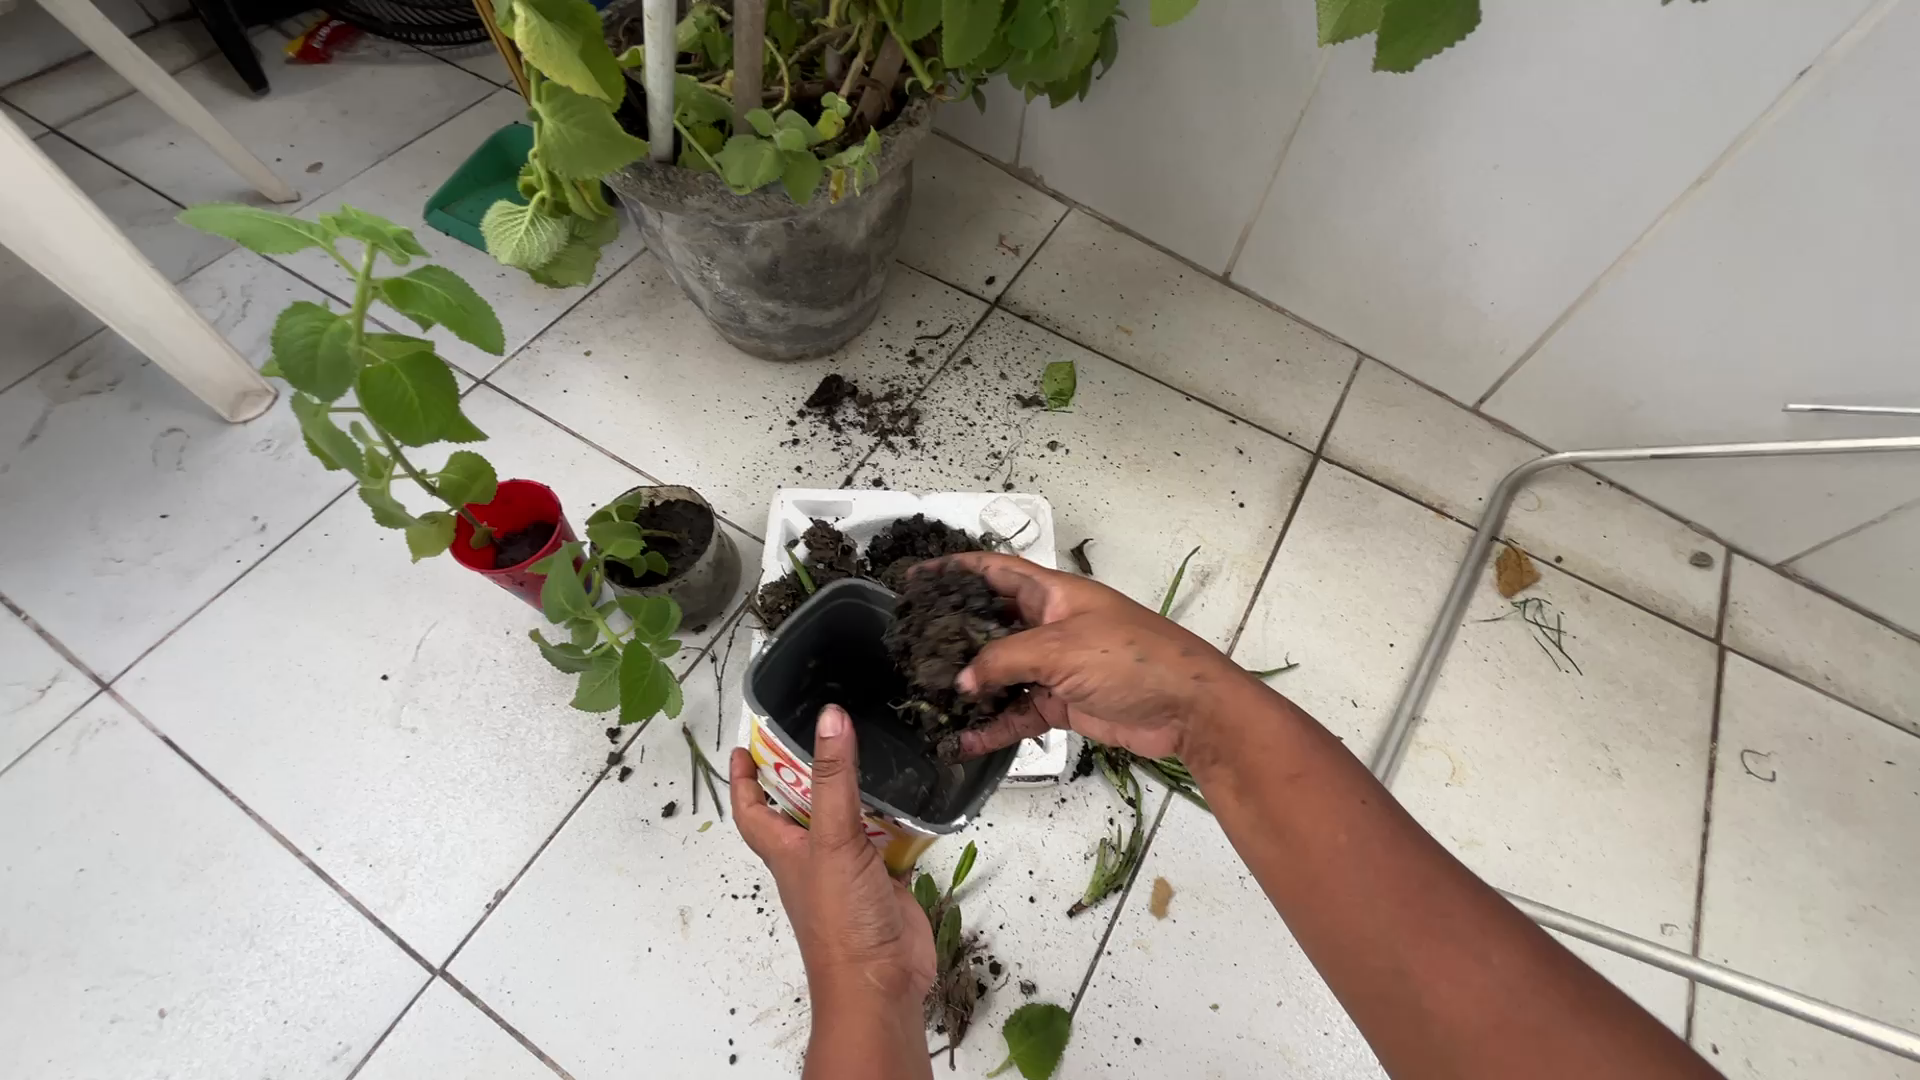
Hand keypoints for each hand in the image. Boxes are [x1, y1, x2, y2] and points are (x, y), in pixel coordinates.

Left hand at [730, 706, 935, 1002]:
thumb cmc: (840, 917)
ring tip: (868, 748)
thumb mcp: (831, 839)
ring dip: (854, 789)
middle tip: (819, 731)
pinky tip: (911, 792)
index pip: (752, 810)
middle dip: (804, 773)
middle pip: (801, 809)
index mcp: (786, 850)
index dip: (744, 779)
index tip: (743, 747)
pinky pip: (887, 836)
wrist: (881, 982)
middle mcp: (814, 856)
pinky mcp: (885, 877)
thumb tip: (830, 717)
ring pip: (847, 819)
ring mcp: (850, 868)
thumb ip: (833, 778)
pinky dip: (896, 815)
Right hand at [936, 552, 1256, 759]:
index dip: (956, 570)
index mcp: (1051, 594)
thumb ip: (1005, 660)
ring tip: (930, 699)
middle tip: (914, 646)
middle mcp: (1048, 625)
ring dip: (971, 688)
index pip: (995, 572)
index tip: (918, 576)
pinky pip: (1018, 713)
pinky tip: (965, 741)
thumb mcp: (1061, 648)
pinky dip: (994, 727)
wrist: (1187, 708)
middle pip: (991, 626)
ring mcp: (1054, 666)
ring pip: (1000, 674)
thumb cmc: (1130, 657)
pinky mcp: (1061, 703)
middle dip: (955, 635)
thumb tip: (963, 681)